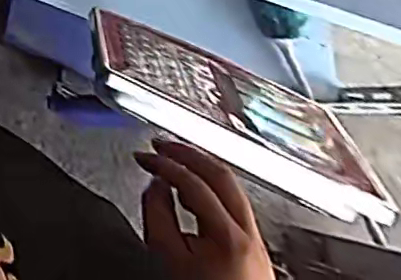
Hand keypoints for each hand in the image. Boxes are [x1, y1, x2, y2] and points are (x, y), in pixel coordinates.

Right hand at [135, 140, 272, 279]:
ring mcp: (258, 243)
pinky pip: (233, 203)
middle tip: (159, 144)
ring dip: (199, 166)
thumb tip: (155, 183)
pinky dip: (210, 186)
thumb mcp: (166, 258)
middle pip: (220, 174)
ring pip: (231, 186)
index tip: (142, 156)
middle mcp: (250, 234)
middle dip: (186, 152)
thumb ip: (156, 211)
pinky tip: (192, 188)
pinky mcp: (257, 251)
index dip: (162, 162)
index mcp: (228, 235)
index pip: (191, 179)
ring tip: (172, 160)